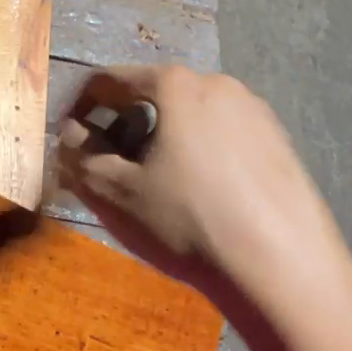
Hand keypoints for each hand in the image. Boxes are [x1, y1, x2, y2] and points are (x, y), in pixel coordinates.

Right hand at [56, 66, 351, 350]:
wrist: (283, 269)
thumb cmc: (186, 222)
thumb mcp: (113, 192)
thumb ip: (77, 154)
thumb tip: (70, 134)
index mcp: (175, 84)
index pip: (106, 81)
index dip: (76, 112)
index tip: (68, 148)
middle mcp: (219, 84)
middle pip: (149, 97)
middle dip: (120, 131)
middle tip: (108, 174)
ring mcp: (256, 112)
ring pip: (186, 118)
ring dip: (157, 145)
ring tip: (152, 191)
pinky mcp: (280, 143)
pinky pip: (219, 138)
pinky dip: (194, 157)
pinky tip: (196, 200)